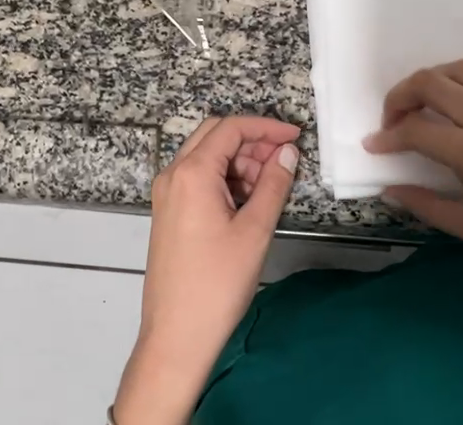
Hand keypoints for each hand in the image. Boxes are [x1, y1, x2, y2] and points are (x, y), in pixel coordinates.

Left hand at [113, 117, 299, 424]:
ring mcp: (167, 193)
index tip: (295, 135)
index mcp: (191, 172)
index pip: (230, 128)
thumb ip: (273, 185)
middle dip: (252, 141)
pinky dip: (224, 179)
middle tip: (285, 160)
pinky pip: (197, 178)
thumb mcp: (254, 231)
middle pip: (215, 136)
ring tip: (271, 184)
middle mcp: (172, 174)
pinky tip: (249, 199)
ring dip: (239, 161)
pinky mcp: (168, 211)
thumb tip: (287, 154)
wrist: (176, 335)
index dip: (265, 127)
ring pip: (206, 157)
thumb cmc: (217, 283)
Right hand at [364, 61, 462, 299]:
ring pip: (462, 70)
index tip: (375, 146)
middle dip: (401, 97)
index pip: (415, 130)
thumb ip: (425, 205)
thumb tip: (388, 189)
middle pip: (431, 83)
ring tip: (426, 104)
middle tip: (393, 120)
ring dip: (434, 81)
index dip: (388, 137)